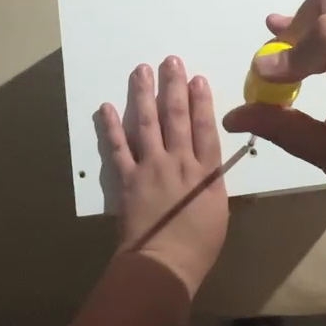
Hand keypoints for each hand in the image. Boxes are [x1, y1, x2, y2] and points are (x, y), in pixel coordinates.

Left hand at [96, 56, 229, 290]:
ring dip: (144, 95)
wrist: (163, 264)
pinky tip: (107, 107)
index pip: (205, 128)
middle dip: (174, 86)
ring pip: (147, 123)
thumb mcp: (218, 212)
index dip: (202, 101)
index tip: (198, 78)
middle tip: (171, 61)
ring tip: (142, 70)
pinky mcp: (128, 179)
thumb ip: (211, 183)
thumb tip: (207, 166)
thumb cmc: (198, 246)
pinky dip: (112, 127)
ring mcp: (151, 168)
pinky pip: (118, 148)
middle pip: (177, 117)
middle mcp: (179, 162)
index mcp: (205, 172)